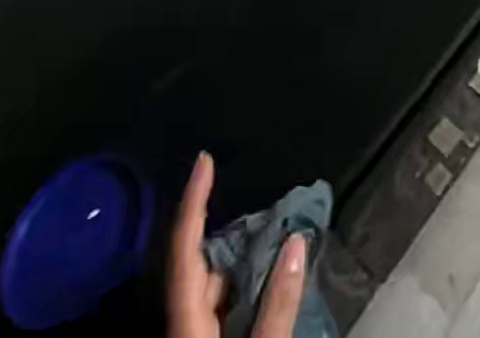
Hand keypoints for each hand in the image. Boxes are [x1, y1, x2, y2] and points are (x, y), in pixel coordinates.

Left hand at [167, 152, 308, 337]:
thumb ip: (278, 304)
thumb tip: (296, 241)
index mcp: (185, 324)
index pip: (185, 249)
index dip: (194, 201)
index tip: (204, 160)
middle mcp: (183, 325)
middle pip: (203, 265)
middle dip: (234, 228)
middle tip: (271, 204)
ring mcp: (194, 336)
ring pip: (217, 286)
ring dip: (246, 259)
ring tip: (283, 231)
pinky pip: (225, 307)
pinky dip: (249, 285)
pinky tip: (275, 279)